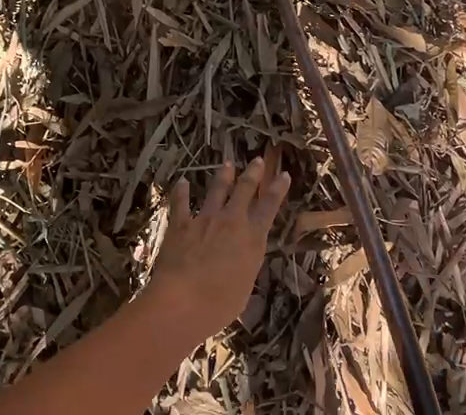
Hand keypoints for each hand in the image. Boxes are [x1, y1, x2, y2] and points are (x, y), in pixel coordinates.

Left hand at [145, 152, 291, 338]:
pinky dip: (181, 193)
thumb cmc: (220, 305)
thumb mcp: (244, 287)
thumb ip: (245, 266)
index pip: (269, 207)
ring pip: (217, 190)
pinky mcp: (181, 224)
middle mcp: (231, 222)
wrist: (183, 301)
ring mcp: (205, 219)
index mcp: (252, 238)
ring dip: (223, 175)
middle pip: (245, 190)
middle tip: (258, 160)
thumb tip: (244, 259)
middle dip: (253, 173)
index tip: (283, 174)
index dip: (278, 189)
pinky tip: (182, 183)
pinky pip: (181, 204)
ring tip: (227, 164)